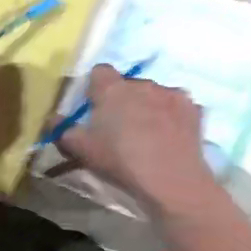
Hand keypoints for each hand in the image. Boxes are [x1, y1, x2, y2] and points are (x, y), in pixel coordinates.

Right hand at [56, 65, 218, 215]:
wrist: (170, 179)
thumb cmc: (117, 158)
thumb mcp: (76, 147)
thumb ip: (61, 128)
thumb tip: (55, 118)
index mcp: (112, 89)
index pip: (99, 71)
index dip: (93, 86)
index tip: (91, 106)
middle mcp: (144, 84)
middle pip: (127, 83)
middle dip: (120, 98)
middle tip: (115, 123)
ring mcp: (173, 95)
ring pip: (153, 94)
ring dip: (146, 105)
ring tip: (144, 130)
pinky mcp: (195, 110)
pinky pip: (175, 106)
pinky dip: (168, 115)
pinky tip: (165, 135)